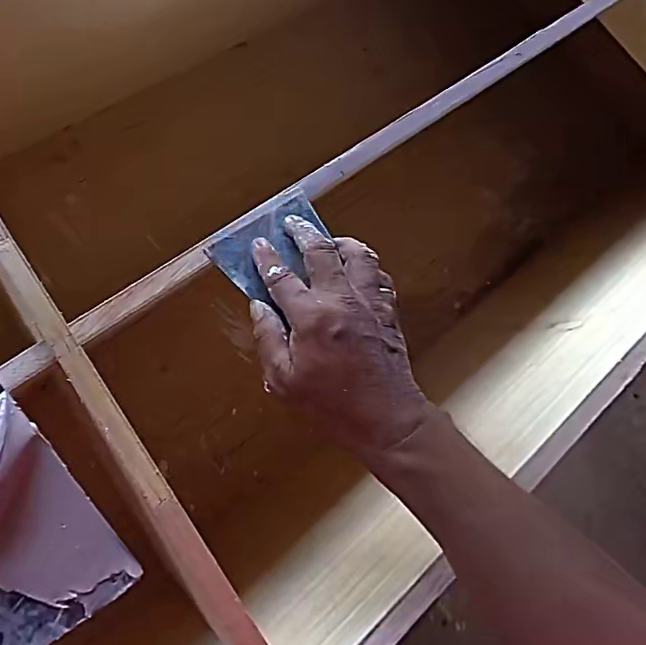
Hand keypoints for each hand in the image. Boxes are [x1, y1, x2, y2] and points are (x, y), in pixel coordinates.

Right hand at [248, 217, 435, 464]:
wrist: (386, 420)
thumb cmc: (330, 403)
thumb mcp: (282, 378)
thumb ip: (267, 337)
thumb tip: (259, 306)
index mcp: (311, 317)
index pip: (281, 276)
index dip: (266, 257)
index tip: (257, 244)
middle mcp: (341, 302)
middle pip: (321, 253)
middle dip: (302, 233)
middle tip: (291, 224)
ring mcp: (369, 304)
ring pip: (358, 256)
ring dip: (339, 242)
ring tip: (327, 239)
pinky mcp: (388, 312)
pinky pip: (378, 276)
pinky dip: (365, 264)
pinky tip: (355, 266)